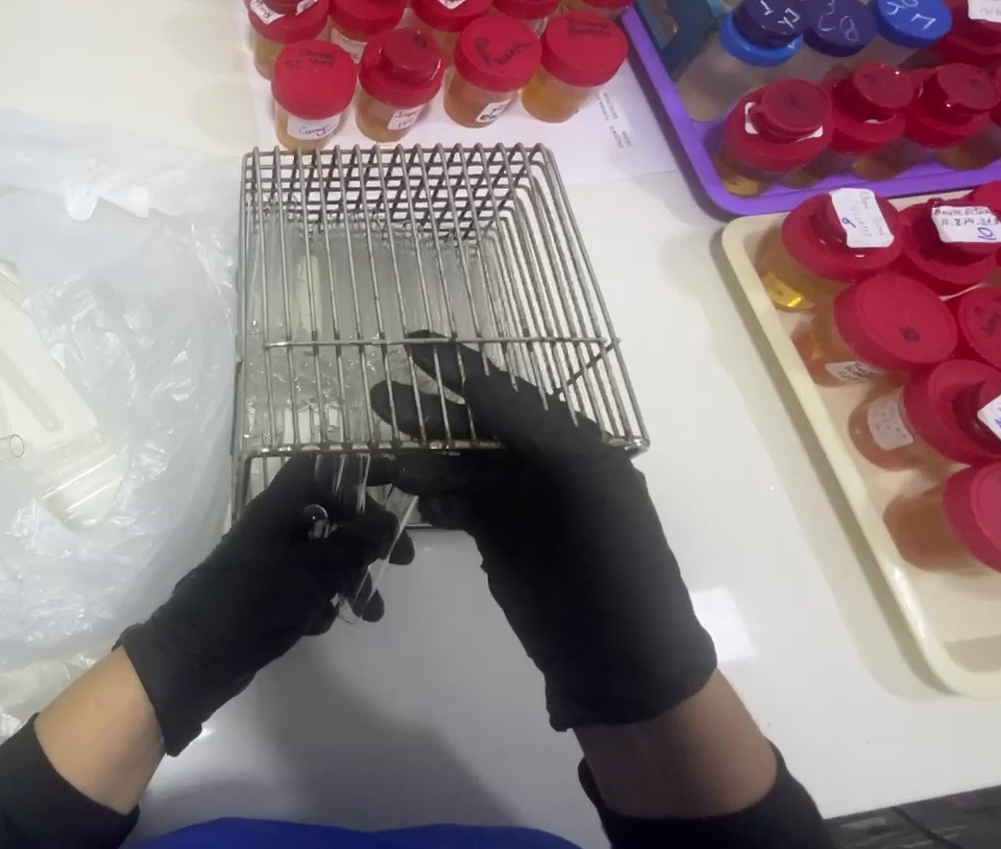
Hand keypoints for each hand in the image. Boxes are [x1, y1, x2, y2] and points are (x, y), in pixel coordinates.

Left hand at [118, 455, 411, 753]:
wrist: (195, 655)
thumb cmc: (253, 602)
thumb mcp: (311, 572)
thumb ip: (353, 545)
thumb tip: (388, 521)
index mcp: (279, 508)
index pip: (322, 469)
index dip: (358, 470)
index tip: (397, 481)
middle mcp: (275, 526)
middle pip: (331, 513)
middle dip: (368, 536)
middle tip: (403, 559)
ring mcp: (269, 559)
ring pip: (324, 554)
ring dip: (352, 577)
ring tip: (371, 612)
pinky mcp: (267, 591)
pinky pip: (308, 583)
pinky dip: (324, 598)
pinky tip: (325, 623)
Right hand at [371, 333, 715, 729]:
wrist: (621, 657)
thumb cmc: (617, 562)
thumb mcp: (586, 483)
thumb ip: (531, 428)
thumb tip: (477, 381)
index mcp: (568, 442)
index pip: (505, 391)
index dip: (457, 365)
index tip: (411, 342)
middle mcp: (538, 462)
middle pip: (471, 424)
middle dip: (427, 411)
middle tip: (380, 397)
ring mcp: (513, 500)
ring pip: (456, 465)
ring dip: (424, 460)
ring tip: (390, 462)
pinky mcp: (493, 535)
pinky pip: (455, 504)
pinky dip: (436, 500)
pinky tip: (421, 503)